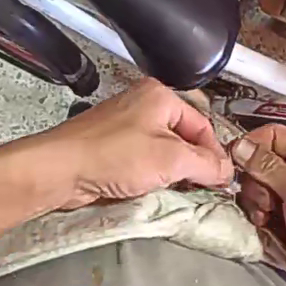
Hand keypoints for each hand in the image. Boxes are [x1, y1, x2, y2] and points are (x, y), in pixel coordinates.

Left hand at [30, 79, 233, 209]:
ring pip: (163, 150)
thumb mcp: (170, 159)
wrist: (60, 171)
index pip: (203, 125)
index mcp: (160, 96)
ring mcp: (125, 125)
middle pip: (184, 137)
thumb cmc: (110, 156)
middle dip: (192, 164)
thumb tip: (225, 171)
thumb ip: (205, 164)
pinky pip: (143, 160)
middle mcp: (143, 105)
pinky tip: (149, 188)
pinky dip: (151, 175)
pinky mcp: (111, 146)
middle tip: (200, 187)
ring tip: (173, 189)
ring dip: (171, 172)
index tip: (221, 180)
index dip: (214, 154)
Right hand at [231, 124, 285, 285]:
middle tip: (266, 200)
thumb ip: (269, 166)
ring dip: (254, 201)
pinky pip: (257, 208)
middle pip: (258, 162)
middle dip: (254, 181)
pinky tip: (266, 226)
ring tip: (267, 217)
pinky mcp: (283, 218)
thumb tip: (239, 145)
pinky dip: (256, 217)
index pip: (272, 135)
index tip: (237, 164)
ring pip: (254, 186)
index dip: (251, 147)